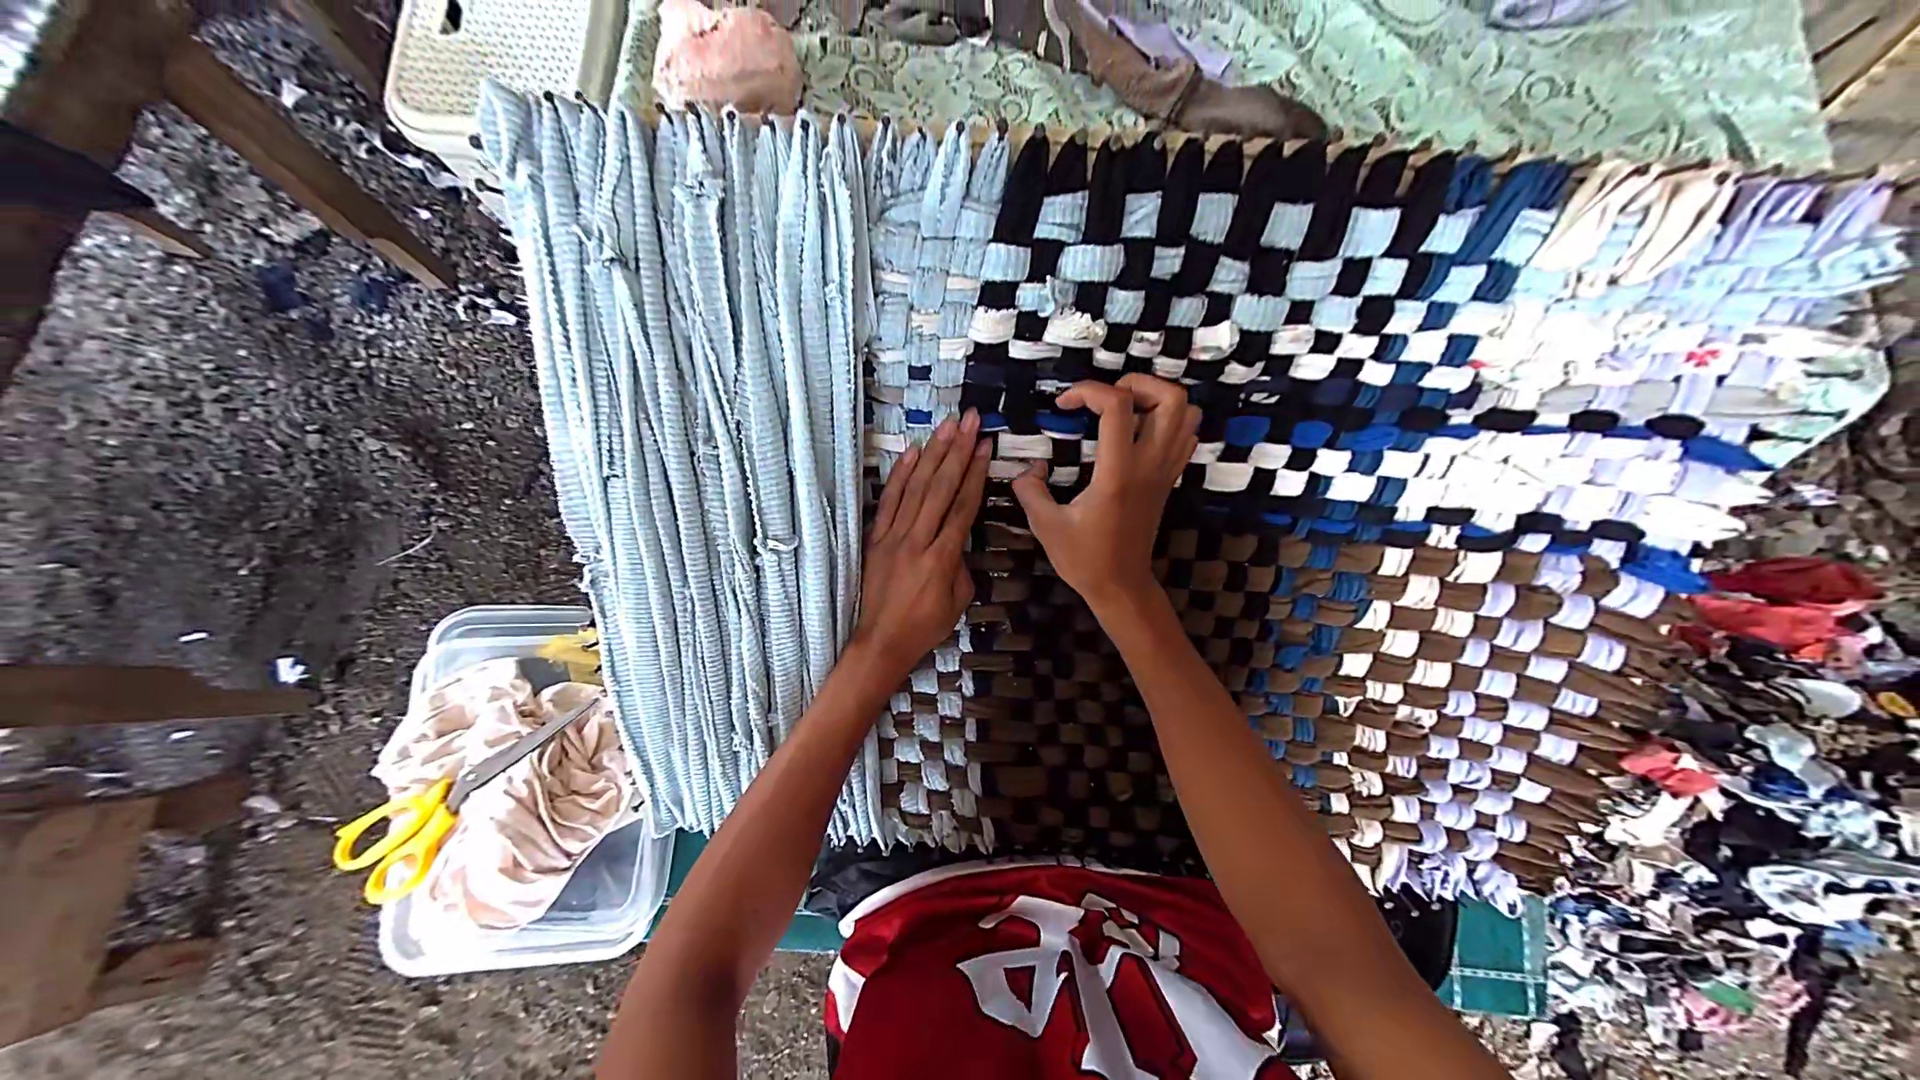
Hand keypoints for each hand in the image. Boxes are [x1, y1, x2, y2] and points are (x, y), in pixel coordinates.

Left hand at [849, 409, 990, 677]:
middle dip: (958, 450)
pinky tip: (912, 452)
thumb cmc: (926, 626)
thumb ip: (962, 564)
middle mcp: (917, 540)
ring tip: (947, 427)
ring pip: (916, 487)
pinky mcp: (875, 538)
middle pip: (941, 487)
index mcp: (942, 557)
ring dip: (933, 453)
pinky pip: (889, 501)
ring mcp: (893, 536)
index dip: (975, 473)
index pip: (963, 506)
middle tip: (970, 420)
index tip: (985, 446)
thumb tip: (959, 538)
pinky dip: (900, 475)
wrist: (881, 641)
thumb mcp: (959, 600)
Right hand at [1011, 374, 1198, 614]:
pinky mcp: (1169, 479)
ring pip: (1186, 412)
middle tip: (1104, 398)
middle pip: (1169, 398)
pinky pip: (1185, 434)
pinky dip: (1167, 419)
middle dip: (1135, 383)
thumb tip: (1031, 468)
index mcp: (1117, 474)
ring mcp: (1165, 472)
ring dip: (1155, 398)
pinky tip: (1137, 431)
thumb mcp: (1045, 525)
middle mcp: (1149, 466)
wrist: (1121, 586)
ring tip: (1122, 409)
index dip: (1088, 390)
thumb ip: (1029, 489)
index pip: (1118, 407)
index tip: (1063, 404)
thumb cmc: (1084, 559)